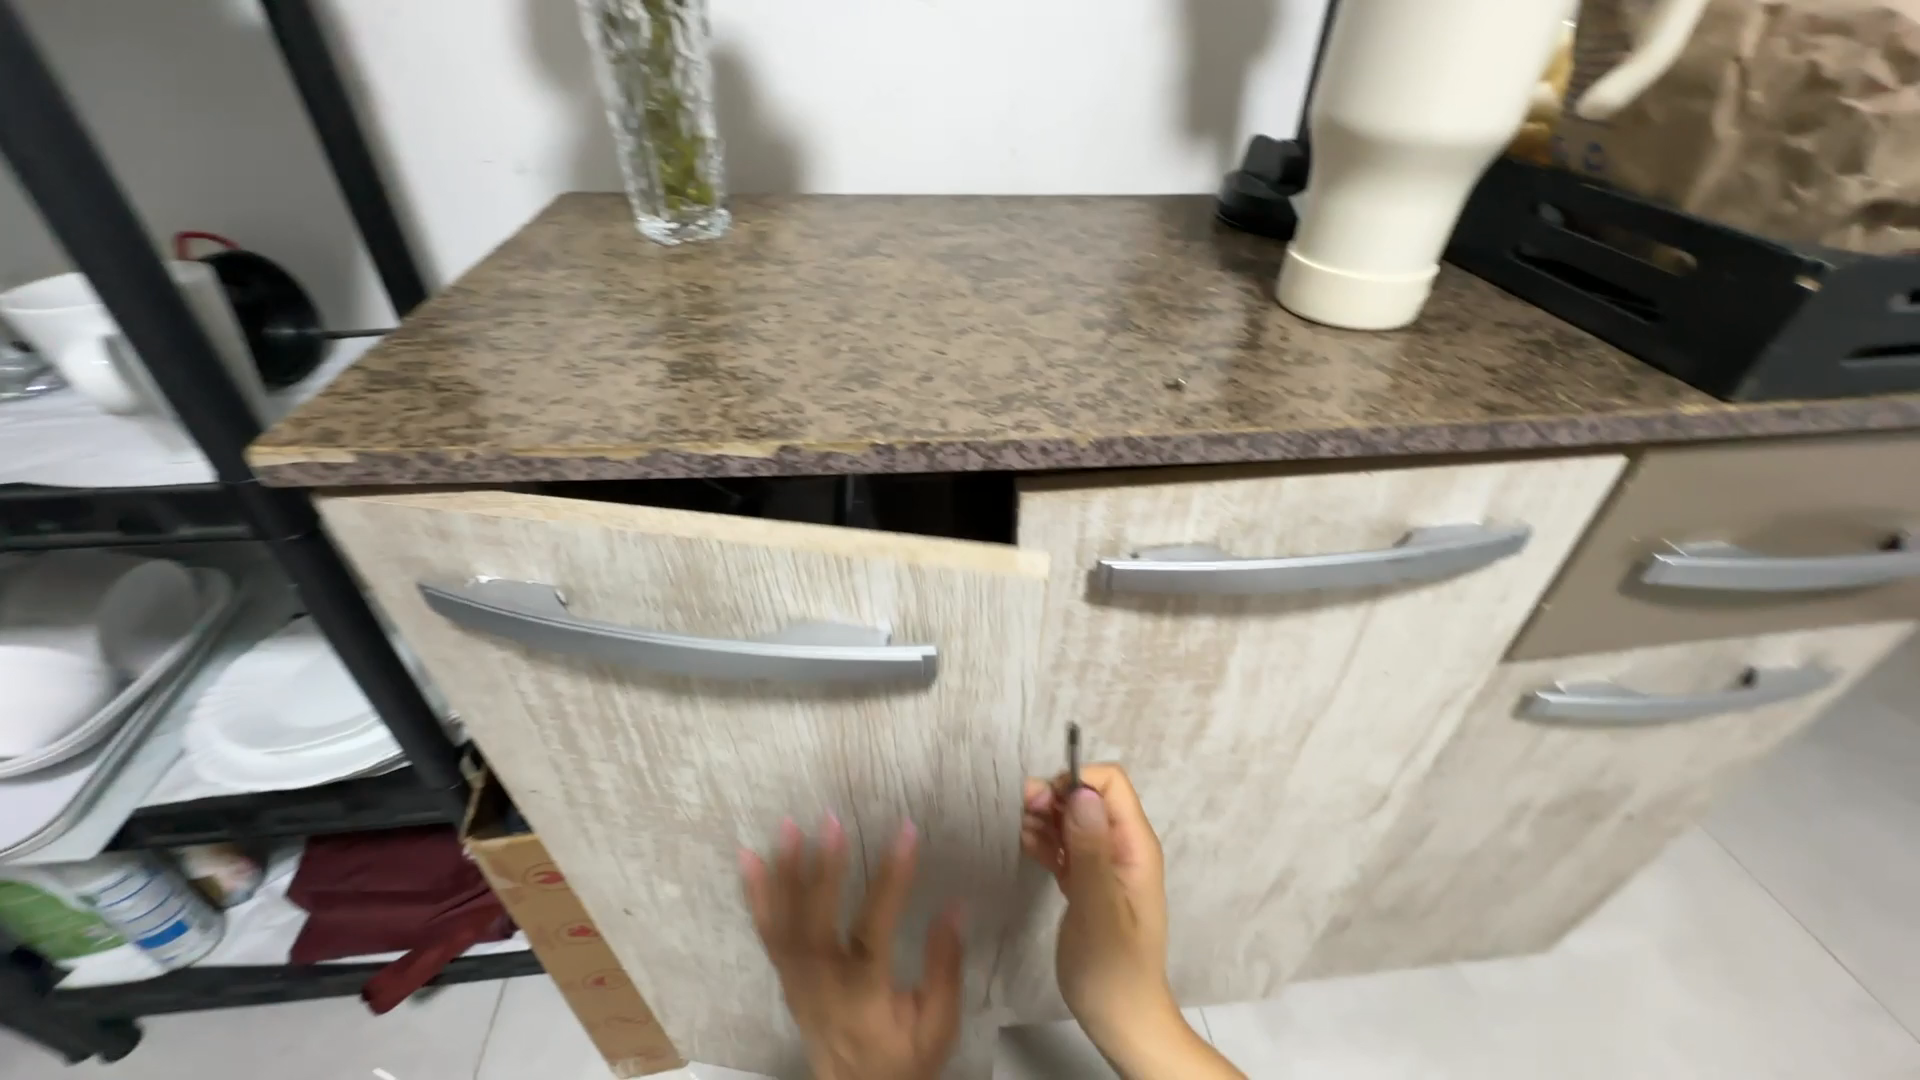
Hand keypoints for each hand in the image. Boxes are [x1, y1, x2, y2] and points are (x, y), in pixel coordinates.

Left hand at [741, 816, 963, 1079]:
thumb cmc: (903, 1058)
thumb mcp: (938, 1025)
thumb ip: (944, 966)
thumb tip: (955, 906)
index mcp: (863, 994)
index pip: (874, 928)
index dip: (891, 878)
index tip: (906, 831)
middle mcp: (822, 984)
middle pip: (816, 923)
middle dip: (824, 868)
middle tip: (832, 820)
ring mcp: (796, 981)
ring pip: (784, 924)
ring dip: (784, 872)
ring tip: (787, 826)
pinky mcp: (785, 977)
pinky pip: (768, 933)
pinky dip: (758, 894)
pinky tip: (752, 859)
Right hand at [1020, 764, 1176, 1042]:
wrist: (1121, 1020)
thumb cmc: (1113, 968)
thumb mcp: (1098, 908)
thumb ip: (1089, 849)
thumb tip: (1080, 793)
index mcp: (1135, 845)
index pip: (1110, 783)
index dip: (1075, 782)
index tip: (1043, 804)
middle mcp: (1122, 846)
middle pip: (1087, 797)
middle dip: (1053, 797)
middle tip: (1022, 816)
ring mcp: (1104, 864)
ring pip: (1072, 818)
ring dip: (1045, 818)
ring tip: (1022, 836)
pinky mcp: (1086, 880)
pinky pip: (1065, 845)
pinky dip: (1045, 841)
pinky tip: (1027, 849)